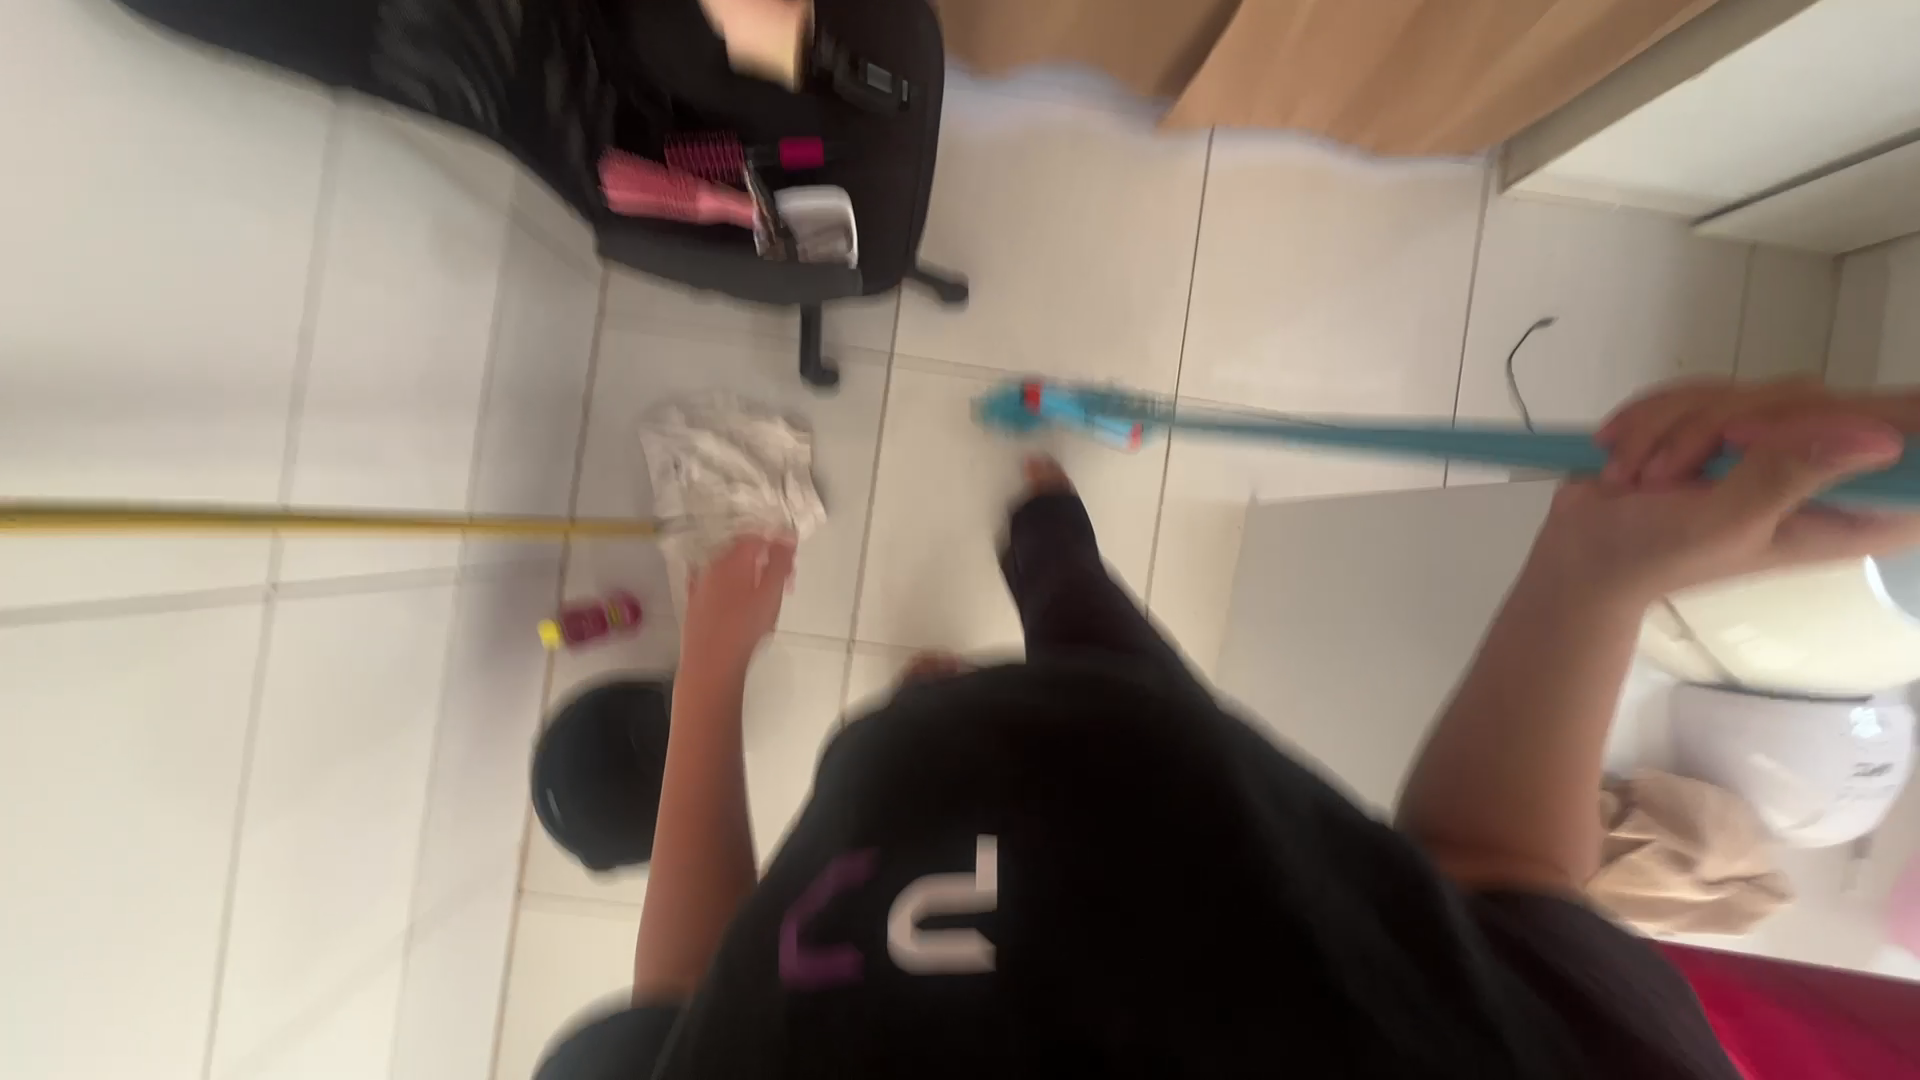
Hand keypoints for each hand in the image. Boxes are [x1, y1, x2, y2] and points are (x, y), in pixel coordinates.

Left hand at [680, 535, 795, 674]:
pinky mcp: (694, 602)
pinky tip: (741, 603)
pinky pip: (716, 584)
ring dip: (750, 574)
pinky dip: (732, 586)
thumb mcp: (771, 593)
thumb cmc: (745, 629)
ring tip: (767, 596)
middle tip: (785, 580)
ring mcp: (700, 584)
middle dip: (765, 559)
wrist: (711, 663)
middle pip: (741, 551)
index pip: (755, 536)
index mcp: (732, 560)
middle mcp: (712, 566)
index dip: (775, 541)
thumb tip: (787, 537)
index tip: (790, 556)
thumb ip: (781, 562)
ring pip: (729, 568)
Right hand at [1530, 380, 1919, 602]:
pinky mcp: (1718, 426)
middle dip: (1712, 427)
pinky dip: (1646, 419)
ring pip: (1743, 390)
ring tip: (1636, 478)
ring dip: (1666, 429)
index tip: (1746, 441)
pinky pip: (1698, 390)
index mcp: (1855, 506)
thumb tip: (1877, 438)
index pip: (1905, 435)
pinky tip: (1622, 455)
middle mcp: (1826, 468)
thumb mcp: (1722, 524)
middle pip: (1809, 399)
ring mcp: (1769, 444)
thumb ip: (1787, 477)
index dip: (1836, 422)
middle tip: (1666, 473)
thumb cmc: (1651, 556)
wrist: (1578, 554)